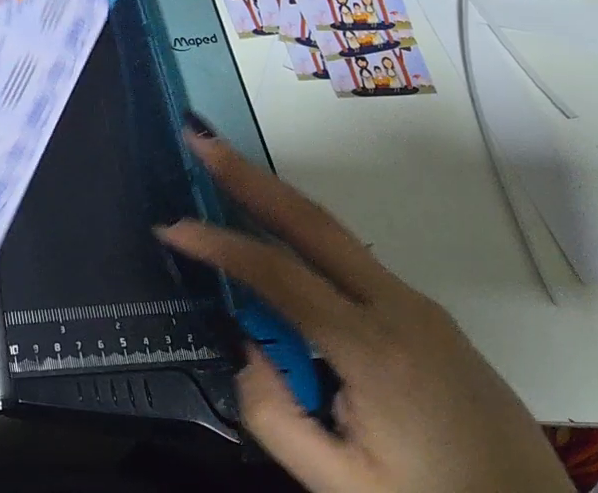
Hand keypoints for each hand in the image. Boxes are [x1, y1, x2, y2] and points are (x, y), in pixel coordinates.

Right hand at [157, 125, 570, 492]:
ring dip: (273, 196)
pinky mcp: (426, 315)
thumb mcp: (342, 484)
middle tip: (198, 138)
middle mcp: (400, 310)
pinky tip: (270, 231)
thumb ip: (275, 415)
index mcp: (375, 352)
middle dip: (249, 176)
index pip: (279, 277)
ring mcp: (419, 307)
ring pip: (333, 233)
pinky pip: (351, 260)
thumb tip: (244, 348)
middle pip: (312, 224)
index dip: (220, 246)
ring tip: (222, 167)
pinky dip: (300, 231)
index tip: (170, 228)